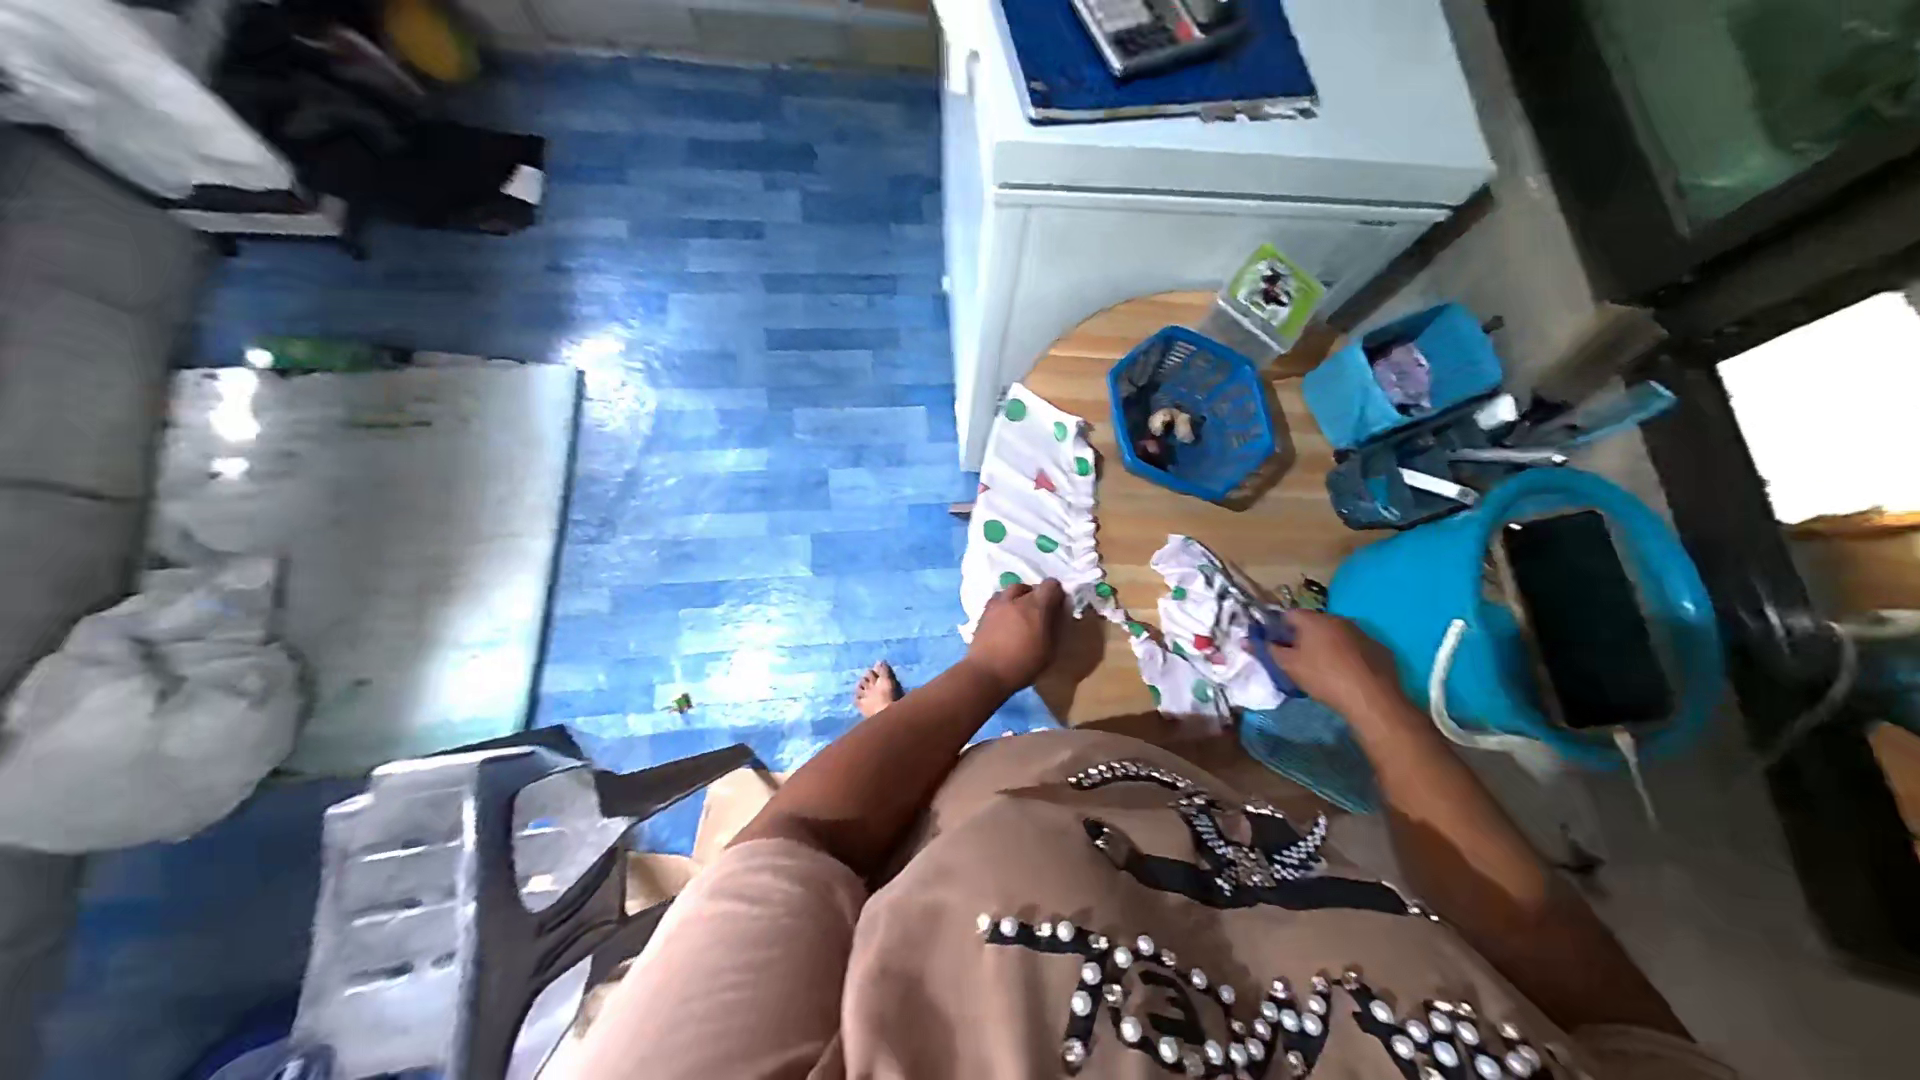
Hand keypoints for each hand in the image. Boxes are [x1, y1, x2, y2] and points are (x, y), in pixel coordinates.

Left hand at [964, 579, 1064, 692]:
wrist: (986, 672)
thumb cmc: (1023, 664)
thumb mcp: (1050, 650)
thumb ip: (1055, 627)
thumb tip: (1057, 613)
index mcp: (1036, 605)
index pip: (1051, 584)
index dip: (1057, 593)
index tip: (1058, 607)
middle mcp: (1016, 598)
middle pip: (1030, 587)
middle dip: (1037, 596)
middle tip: (1039, 613)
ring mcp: (997, 604)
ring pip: (1011, 590)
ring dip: (1019, 598)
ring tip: (1020, 614)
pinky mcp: (983, 612)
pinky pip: (997, 600)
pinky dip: (1004, 605)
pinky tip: (1004, 620)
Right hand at [1267, 610, 1407, 719]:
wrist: (1372, 698)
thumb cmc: (1323, 677)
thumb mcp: (1287, 666)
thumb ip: (1266, 650)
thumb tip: (1246, 639)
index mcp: (1313, 620)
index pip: (1287, 614)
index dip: (1278, 628)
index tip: (1276, 646)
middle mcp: (1337, 618)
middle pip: (1313, 623)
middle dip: (1302, 636)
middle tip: (1297, 659)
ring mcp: (1361, 632)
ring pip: (1335, 634)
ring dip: (1326, 645)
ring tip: (1322, 668)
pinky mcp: (1378, 648)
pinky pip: (1355, 646)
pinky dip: (1347, 654)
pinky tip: (1346, 673)